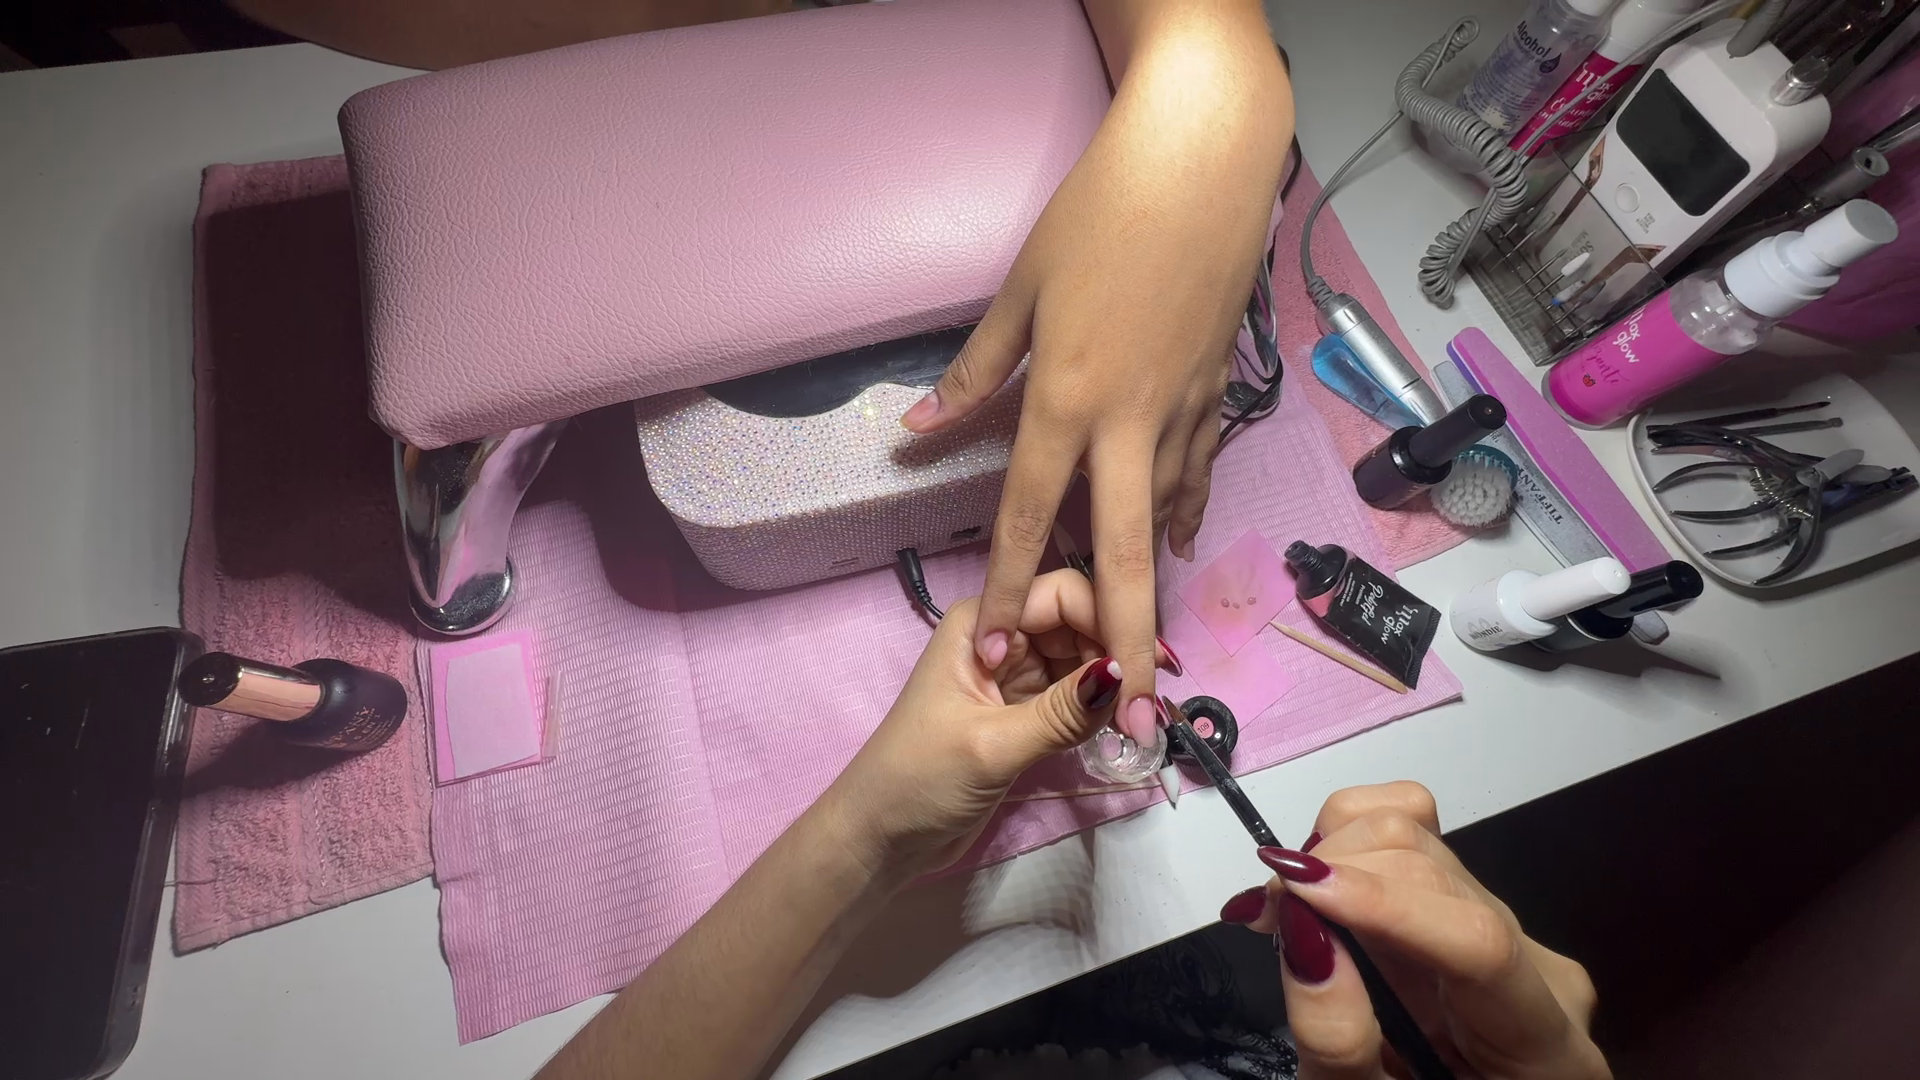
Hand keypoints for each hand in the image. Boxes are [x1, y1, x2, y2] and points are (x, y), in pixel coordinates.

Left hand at [825, 569, 1163, 876]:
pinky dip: (1099, 707)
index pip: (1062, 596)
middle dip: (1117, 655)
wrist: (883, 836)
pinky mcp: (1025, 708)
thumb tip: (1125, 674)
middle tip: (1153, 702)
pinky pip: (1073, 693)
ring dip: (1114, 684)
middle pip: (1078, 622)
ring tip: (1146, 717)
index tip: (1149, 668)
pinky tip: (1125, 725)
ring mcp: (1015, 672)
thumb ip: (1059, 713)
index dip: (1108, 622)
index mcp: (983, 621)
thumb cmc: (919, 778)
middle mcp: (1002, 634)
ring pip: (1081, 657)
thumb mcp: (991, 745)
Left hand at [900, 7, 1291, 745]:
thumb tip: (916, 432)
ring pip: (1165, 520)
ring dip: (1154, 586)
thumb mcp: (1022, 292)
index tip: (991, 659)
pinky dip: (1182, 515)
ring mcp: (1182, 415)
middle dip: (1125, 644)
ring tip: (1146, 650)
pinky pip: (1196, 474)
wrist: (1207, 162)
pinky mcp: (1217, 397)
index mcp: (1066, 402)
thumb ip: (972, 375)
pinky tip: (1176, 543)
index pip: (1025, 516)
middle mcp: (1127, 425)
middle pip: (1122, 554)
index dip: (1003, 592)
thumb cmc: (1099, 219)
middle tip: (1131, 718)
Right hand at [1220, 783, 1608, 1078]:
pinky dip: (1342, 829)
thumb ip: (1338, 1039)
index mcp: (1540, 1045)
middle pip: (1430, 870)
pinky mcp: (1457, 880)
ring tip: (1290, 907)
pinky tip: (1322, 879)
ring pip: (1407, 830)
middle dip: (1332, 874)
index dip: (1381, 902)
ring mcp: (1497, 913)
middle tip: (1269, 917)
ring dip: (1327, 853)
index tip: (1295, 889)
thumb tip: (1305, 934)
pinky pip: (1403, 812)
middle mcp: (1534, 961)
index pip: (1478, 943)